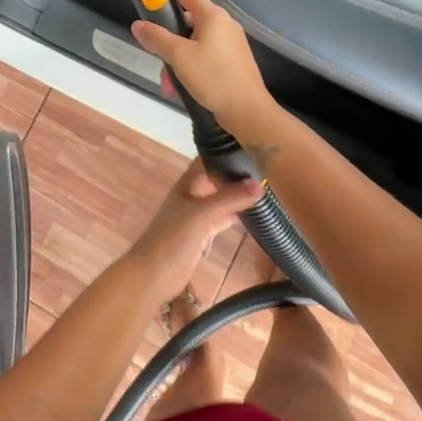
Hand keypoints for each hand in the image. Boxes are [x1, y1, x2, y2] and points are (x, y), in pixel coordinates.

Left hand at [124, 161, 261, 301]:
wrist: (154, 273)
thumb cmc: (174, 237)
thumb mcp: (202, 213)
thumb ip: (229, 198)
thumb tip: (260, 185)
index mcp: (187, 184)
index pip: (207, 160)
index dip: (225, 152)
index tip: (253, 147)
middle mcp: (191, 195)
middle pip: (215, 179)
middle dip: (235, 174)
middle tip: (267, 168)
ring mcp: (195, 216)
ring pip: (219, 200)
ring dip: (237, 195)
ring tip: (266, 188)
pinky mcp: (200, 235)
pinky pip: (220, 219)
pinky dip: (234, 216)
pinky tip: (253, 214)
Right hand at [130, 0, 276, 125]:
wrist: (247, 111)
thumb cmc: (213, 77)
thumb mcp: (179, 57)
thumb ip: (157, 38)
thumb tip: (139, 25)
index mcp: (212, 16)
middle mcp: (222, 25)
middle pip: (185, 21)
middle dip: (166, 40)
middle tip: (153, 54)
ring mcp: (228, 44)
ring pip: (191, 44)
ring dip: (175, 62)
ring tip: (170, 84)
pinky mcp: (230, 62)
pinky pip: (201, 58)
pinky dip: (187, 70)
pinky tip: (181, 89)